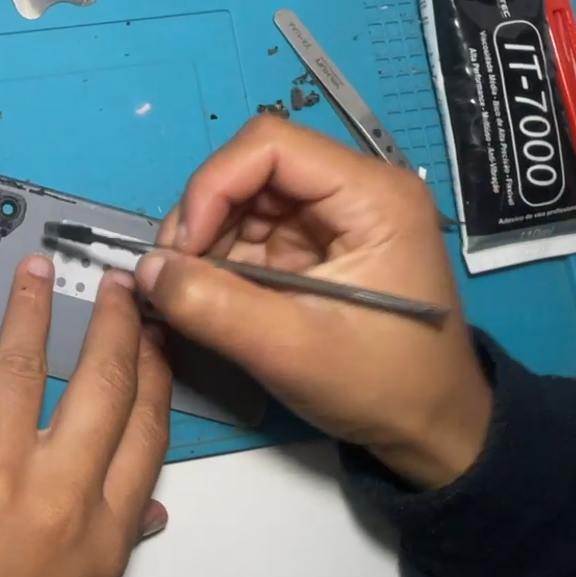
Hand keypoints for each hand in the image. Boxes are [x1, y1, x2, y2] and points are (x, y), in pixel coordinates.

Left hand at [0, 255, 171, 576]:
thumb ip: (114, 541)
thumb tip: (150, 501)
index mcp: (104, 533)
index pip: (147, 430)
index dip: (154, 371)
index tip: (152, 333)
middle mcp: (57, 492)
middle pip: (101, 385)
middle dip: (112, 323)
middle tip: (115, 282)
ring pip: (19, 367)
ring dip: (29, 309)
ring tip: (35, 268)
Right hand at [139, 115, 491, 488]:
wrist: (429, 430)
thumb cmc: (381, 386)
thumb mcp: (291, 351)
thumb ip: (212, 307)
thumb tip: (146, 269)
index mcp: (369, 197)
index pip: (270, 146)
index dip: (213, 185)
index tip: (186, 248)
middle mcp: (347, 191)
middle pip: (246, 169)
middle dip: (201, 217)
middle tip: (176, 275)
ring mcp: (324, 217)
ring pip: (236, 198)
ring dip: (201, 240)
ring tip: (190, 291)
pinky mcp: (305, 244)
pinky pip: (241, 230)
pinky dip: (212, 259)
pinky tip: (209, 295)